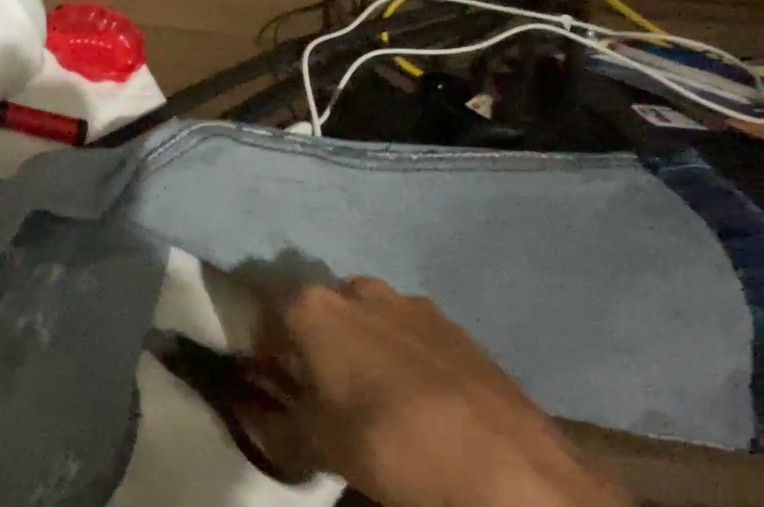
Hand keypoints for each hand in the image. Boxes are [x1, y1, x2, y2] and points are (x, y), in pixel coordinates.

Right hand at [239, 277, 631, 506]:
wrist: (520, 479)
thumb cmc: (393, 446)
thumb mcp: (317, 445)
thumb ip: (271, 421)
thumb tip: (247, 410)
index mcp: (310, 305)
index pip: (260, 305)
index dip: (259, 340)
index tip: (265, 372)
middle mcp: (356, 289)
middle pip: (318, 308)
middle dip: (313, 338)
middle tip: (319, 385)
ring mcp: (414, 305)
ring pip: (368, 318)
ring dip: (362, 345)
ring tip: (374, 393)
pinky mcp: (462, 330)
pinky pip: (412, 335)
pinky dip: (405, 357)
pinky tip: (419, 398)